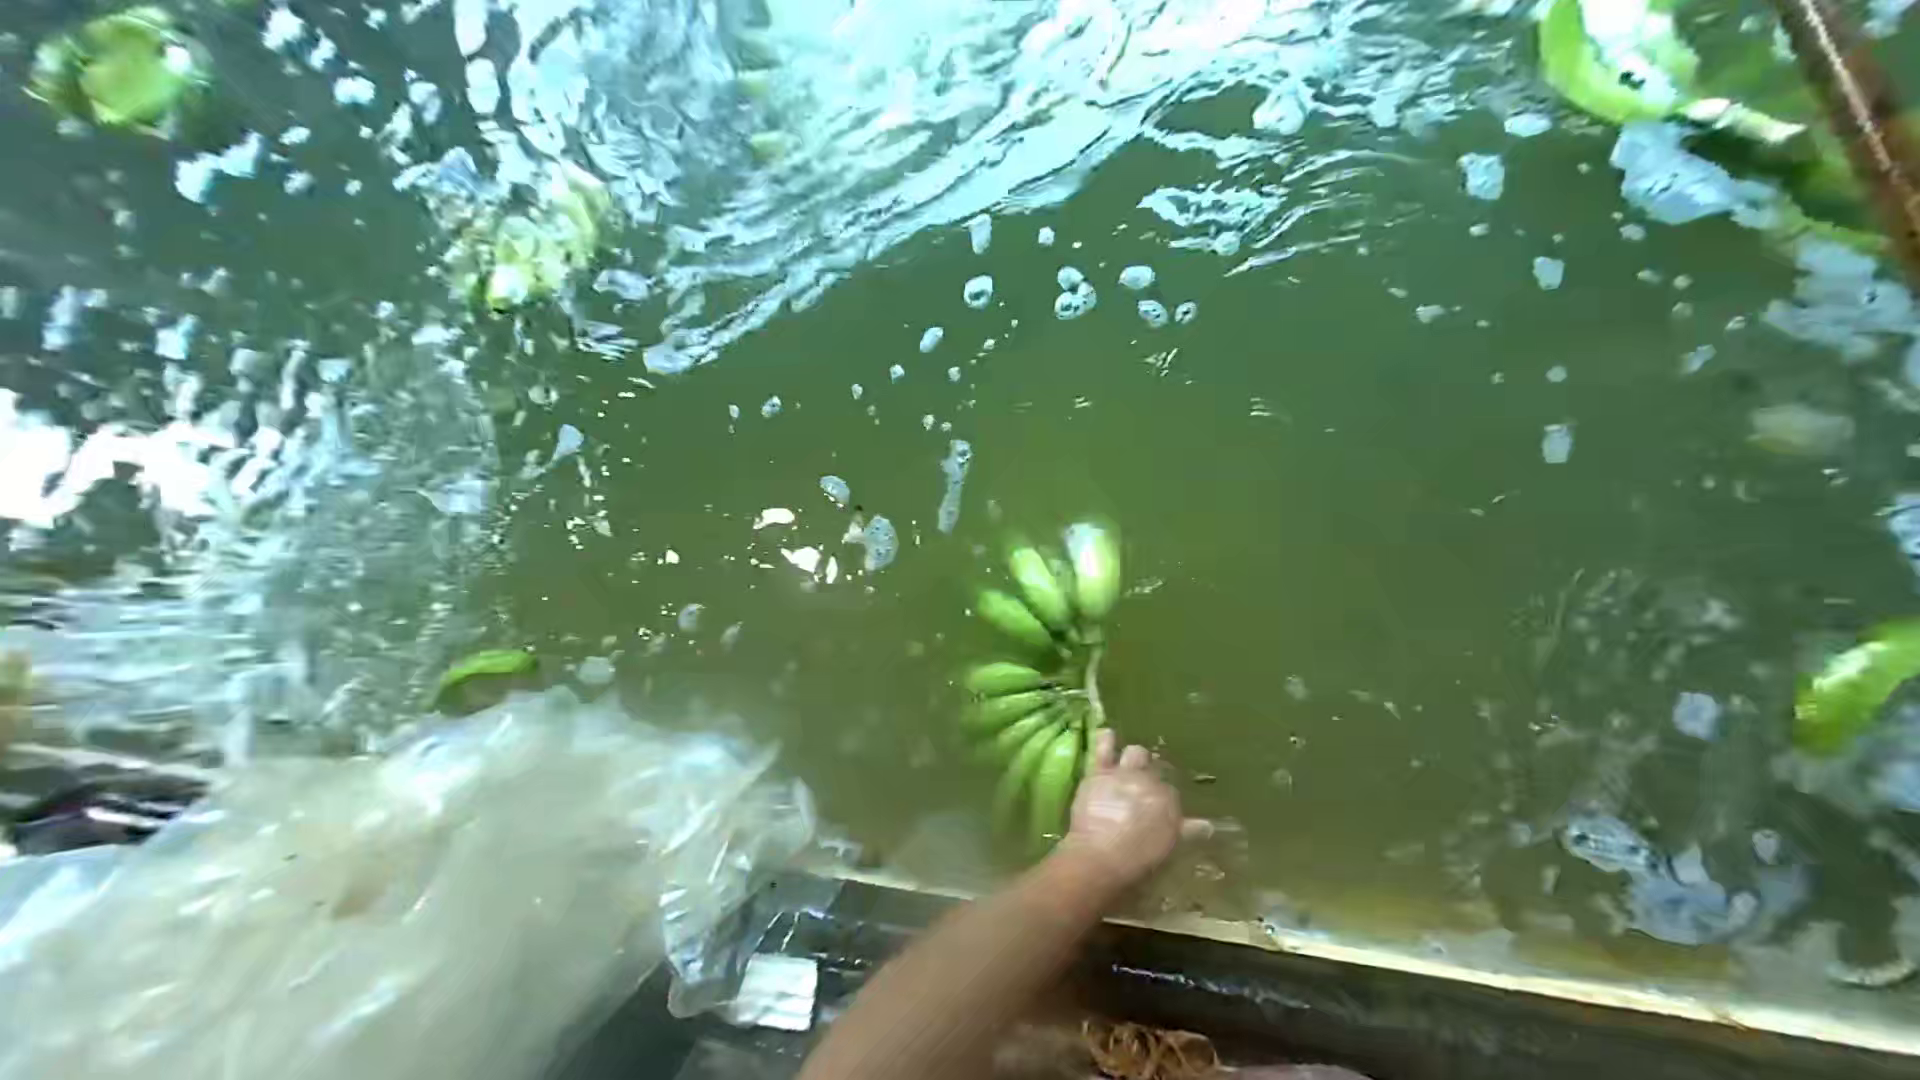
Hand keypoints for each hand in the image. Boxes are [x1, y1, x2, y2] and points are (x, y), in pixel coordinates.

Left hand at [1059, 729, 1210, 890]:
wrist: (1099, 856)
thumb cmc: (1135, 862)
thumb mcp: (1166, 849)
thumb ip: (1185, 833)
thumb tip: (1206, 825)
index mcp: (1169, 801)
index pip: (1171, 793)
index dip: (1162, 800)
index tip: (1156, 808)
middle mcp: (1150, 781)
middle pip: (1155, 771)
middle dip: (1150, 777)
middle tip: (1142, 789)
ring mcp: (1124, 774)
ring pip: (1136, 753)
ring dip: (1135, 757)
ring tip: (1130, 764)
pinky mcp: (1100, 771)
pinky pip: (1104, 747)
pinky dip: (1107, 740)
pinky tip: (1108, 735)